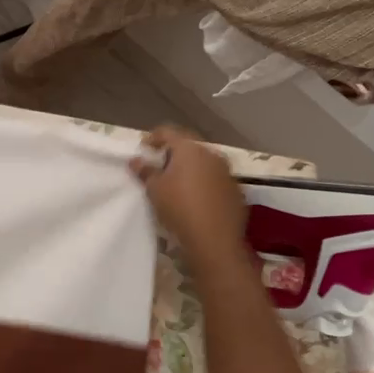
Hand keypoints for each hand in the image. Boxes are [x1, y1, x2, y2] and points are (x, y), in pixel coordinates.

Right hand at [130, 126, 248, 261]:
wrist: (215, 240)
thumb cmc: (179, 207)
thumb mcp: (154, 189)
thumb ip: (144, 170)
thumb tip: (136, 160)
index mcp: (189, 149)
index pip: (168, 132)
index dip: (153, 138)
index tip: (143, 150)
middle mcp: (211, 154)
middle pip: (188, 146)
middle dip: (172, 153)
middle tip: (159, 167)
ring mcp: (227, 172)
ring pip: (204, 162)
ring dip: (190, 168)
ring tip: (177, 184)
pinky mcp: (237, 190)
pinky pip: (215, 178)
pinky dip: (203, 182)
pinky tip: (195, 198)